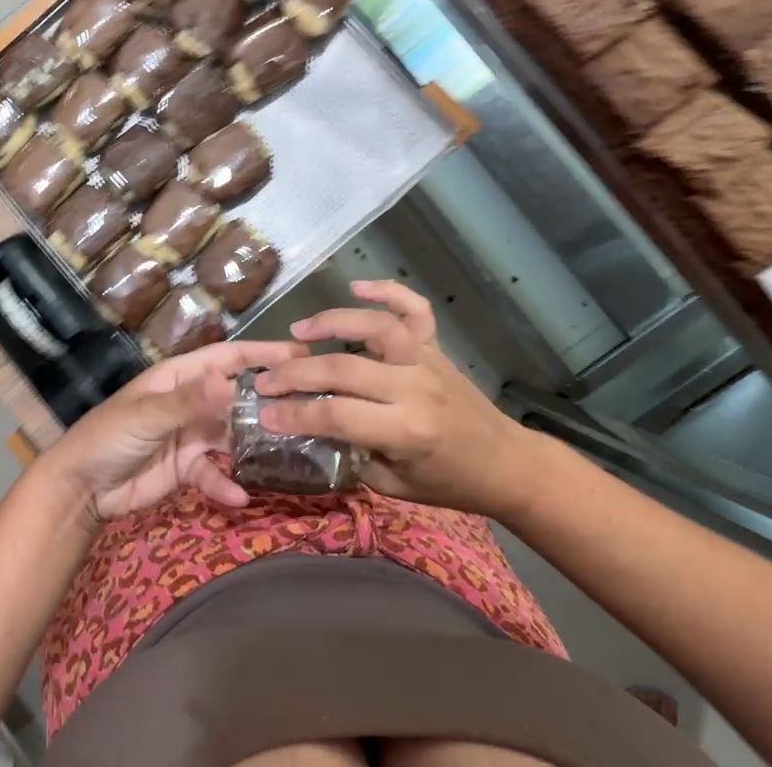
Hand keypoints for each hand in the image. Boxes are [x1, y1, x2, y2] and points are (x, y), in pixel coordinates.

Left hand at [41, 339, 307, 522]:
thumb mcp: (147, 415)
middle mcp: (190, 403)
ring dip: (256, 445)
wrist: (81, 487)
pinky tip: (239, 497)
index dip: (263, 353)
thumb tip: (229, 380)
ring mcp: (190, 437)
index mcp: (178, 378)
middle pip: (236, 398)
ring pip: (233, 437)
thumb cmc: (108, 436)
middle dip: (268, 402)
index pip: (227, 358)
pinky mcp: (187, 470)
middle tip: (311, 407)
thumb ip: (189, 401)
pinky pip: (215, 474)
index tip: (302, 353)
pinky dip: (226, 484)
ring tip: (291, 454)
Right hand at [254, 280, 549, 517]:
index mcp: (408, 431)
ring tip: (297, 332)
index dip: (295, 414)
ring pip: (374, 328)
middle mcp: (416, 388)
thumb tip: (307, 430)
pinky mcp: (436, 348)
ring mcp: (428, 362)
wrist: (508, 465)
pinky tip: (358, 286)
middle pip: (344, 369)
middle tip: (264, 379)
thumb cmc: (449, 483)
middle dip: (295, 374)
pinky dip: (387, 291)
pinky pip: (414, 309)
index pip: (337, 415)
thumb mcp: (394, 485)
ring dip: (331, 323)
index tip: (263, 414)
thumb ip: (350, 456)